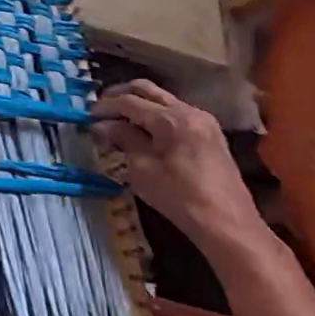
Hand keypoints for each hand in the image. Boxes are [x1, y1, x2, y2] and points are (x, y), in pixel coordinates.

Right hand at [91, 80, 265, 250]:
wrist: (229, 225)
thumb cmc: (180, 198)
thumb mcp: (142, 169)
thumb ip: (123, 138)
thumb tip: (102, 124)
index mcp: (171, 119)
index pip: (128, 101)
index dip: (104, 107)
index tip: (86, 116)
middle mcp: (189, 111)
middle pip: (146, 89)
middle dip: (119, 95)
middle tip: (100, 111)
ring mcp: (203, 121)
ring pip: (162, 98)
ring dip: (138, 104)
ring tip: (118, 122)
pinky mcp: (210, 133)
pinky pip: (175, 112)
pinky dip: (154, 115)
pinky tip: (143, 131)